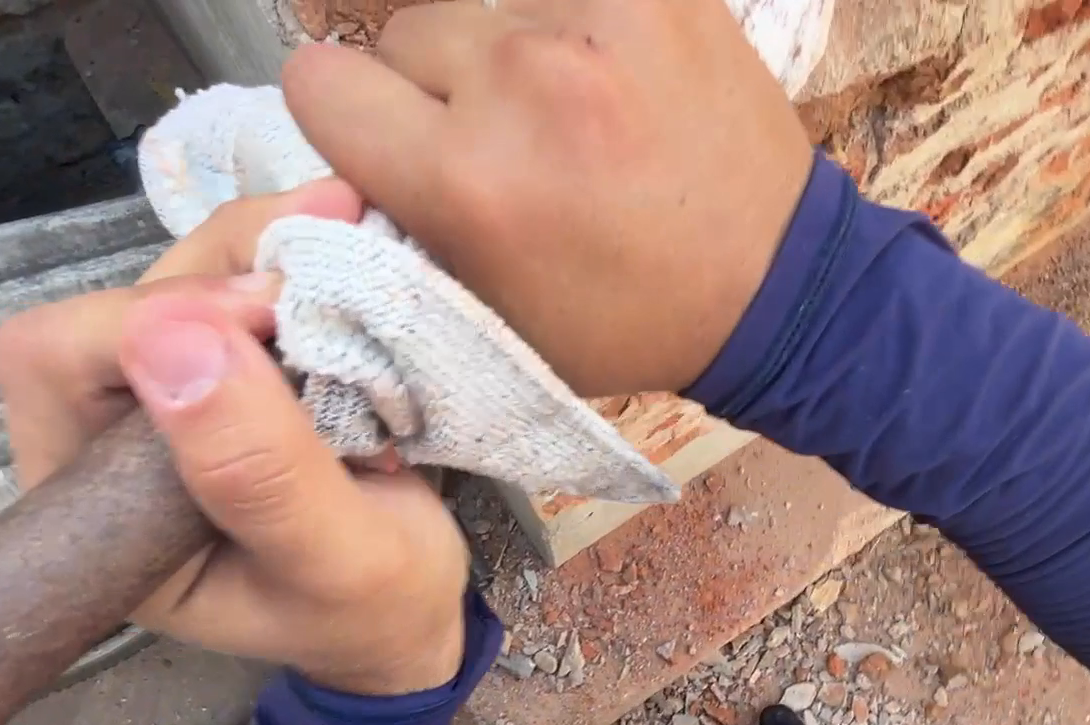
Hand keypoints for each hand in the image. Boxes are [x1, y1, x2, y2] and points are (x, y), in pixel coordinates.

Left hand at [0, 182, 471, 696]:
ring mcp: (176, 405)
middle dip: (229, 272)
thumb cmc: (379, 603)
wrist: (416, 603)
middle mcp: (117, 445)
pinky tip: (351, 237)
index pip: (61, 364)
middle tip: (334, 247)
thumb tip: (169, 336)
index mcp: (104, 510)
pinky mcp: (232, 382)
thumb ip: (261, 475)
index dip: (160, 320)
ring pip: (186, 278)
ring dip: (267, 250)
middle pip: (124, 302)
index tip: (280, 321)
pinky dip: (296, 259)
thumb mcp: (337, 560)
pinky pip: (242, 289)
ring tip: (352, 219)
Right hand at [282, 0, 812, 398]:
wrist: (771, 287)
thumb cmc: (632, 325)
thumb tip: (353, 168)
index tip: (405, 155)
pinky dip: (561, 21)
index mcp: (468, 183)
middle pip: (398, 35)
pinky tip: (599, 63)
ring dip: (501, 53)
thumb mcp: (503, 326)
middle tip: (510, 149)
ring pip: (474, 1)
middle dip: (435, 94)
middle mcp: (515, 80)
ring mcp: (590, 13)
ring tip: (572, 114)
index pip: (318, 87)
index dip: (357, 127)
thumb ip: (409, 242)